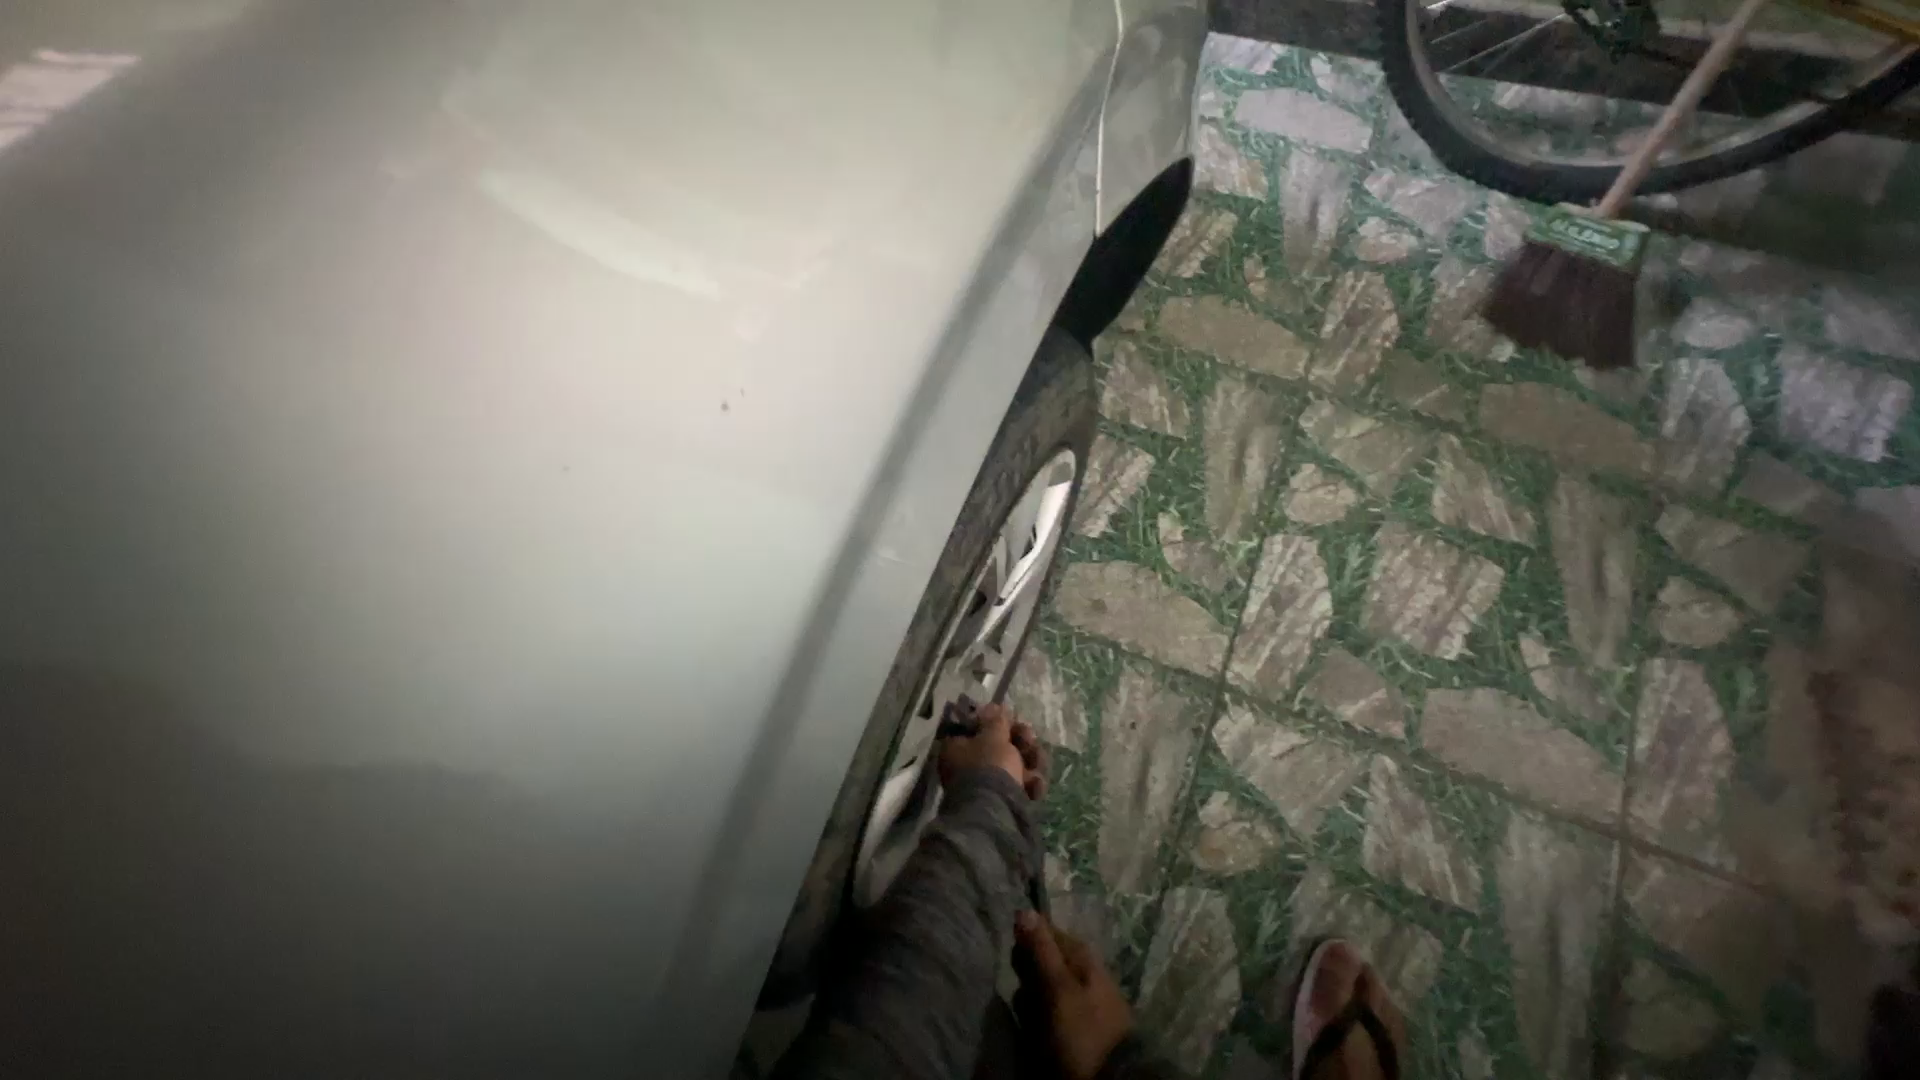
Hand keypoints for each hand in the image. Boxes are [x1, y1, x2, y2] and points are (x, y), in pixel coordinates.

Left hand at [938, 703, 1048, 799]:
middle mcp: (967, 766)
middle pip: (999, 745)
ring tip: (1037, 769)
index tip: (1013, 719)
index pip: (977, 728)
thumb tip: (994, 706)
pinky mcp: (1002, 802)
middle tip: (1030, 740)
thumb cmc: (990, 767)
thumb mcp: (993, 736)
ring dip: (1030, 763)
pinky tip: (1036, 788)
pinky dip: (1030, 785)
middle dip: (1020, 742)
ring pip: (1013, 765)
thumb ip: (996, 720)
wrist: (996, 813)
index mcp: (956, 748)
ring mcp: (984, 785)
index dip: (998, 722)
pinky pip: (1018, 785)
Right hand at [1015, 910, 1133, 1079]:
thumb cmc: (1084, 1029)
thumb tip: (1024, 908)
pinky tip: (1044, 1033)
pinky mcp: (1075, 1017)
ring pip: (1038, 987)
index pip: (1040, 930)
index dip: (1024, 946)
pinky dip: (1041, 1019)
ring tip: (1038, 1023)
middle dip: (1027, 979)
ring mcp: (1077, 992)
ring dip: (1032, 1004)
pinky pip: (1047, 1009)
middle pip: (1037, 960)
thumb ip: (1041, 949)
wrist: (1114, 1077)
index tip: (1020, 966)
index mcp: (1078, 952)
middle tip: (1033, 998)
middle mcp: (1078, 965)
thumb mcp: (1059, 988)